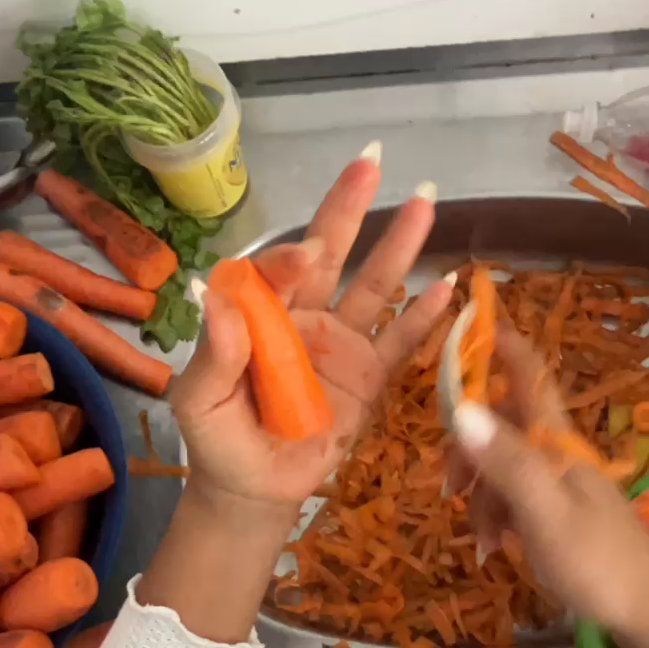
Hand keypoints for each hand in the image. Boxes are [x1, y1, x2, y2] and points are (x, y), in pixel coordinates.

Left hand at [170, 145, 453, 520]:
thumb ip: (215, 354)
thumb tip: (221, 295)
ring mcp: (341, 343)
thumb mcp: (200, 403)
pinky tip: (448, 283)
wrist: (255, 486)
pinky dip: (423, 315)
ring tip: (426, 200)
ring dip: (398, 244)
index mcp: (261, 315)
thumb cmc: (220, 440)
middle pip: (330, 253)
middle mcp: (304, 316)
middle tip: (370, 160)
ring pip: (373, 285)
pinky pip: (399, 340)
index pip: (279, 270)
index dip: (291, 256)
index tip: (306, 255)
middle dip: (347, 208)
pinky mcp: (369, 375)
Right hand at [448, 330, 648, 635]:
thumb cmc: (599, 562)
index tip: (467, 318)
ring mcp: (555, 480)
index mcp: (555, 438)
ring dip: (478, 491)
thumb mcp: (544, 512)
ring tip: (478, 533)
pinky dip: (494, 514)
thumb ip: (506, 461)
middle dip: (467, 445)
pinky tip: (492, 544)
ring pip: (499, 462)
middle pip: (499, 420)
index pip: (526, 371)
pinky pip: (510, 495)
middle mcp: (554, 449)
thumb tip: (462, 408)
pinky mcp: (554, 509)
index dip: (499, 342)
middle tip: (449, 485)